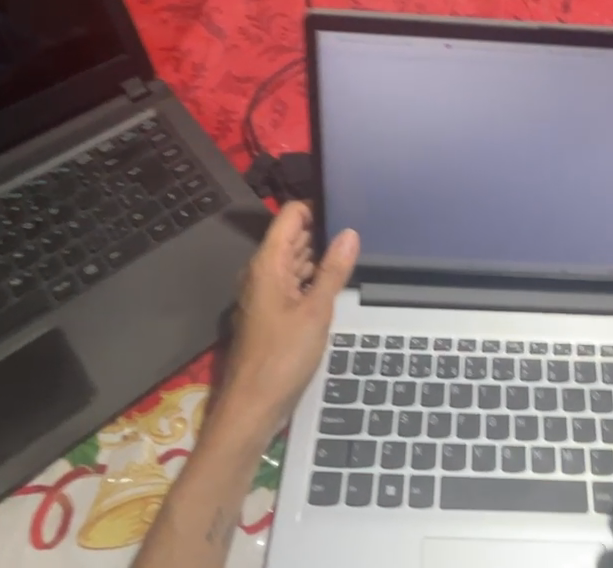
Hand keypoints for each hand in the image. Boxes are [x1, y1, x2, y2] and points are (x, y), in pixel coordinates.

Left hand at [208, 201, 358, 443]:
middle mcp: (263, 272)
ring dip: (319, 253)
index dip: (316, 206)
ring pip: (294, 259)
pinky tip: (335, 279)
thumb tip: (350, 232)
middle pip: (292, 235)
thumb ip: (333, 270)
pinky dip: (312, 276)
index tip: (347, 204)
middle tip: (359, 224)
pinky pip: (293, 281)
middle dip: (322, 228)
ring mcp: (266, 292)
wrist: (252, 408)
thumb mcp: (316, 311)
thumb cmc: (283, 357)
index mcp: (268, 263)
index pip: (290, 215)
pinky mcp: (271, 312)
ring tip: (354, 247)